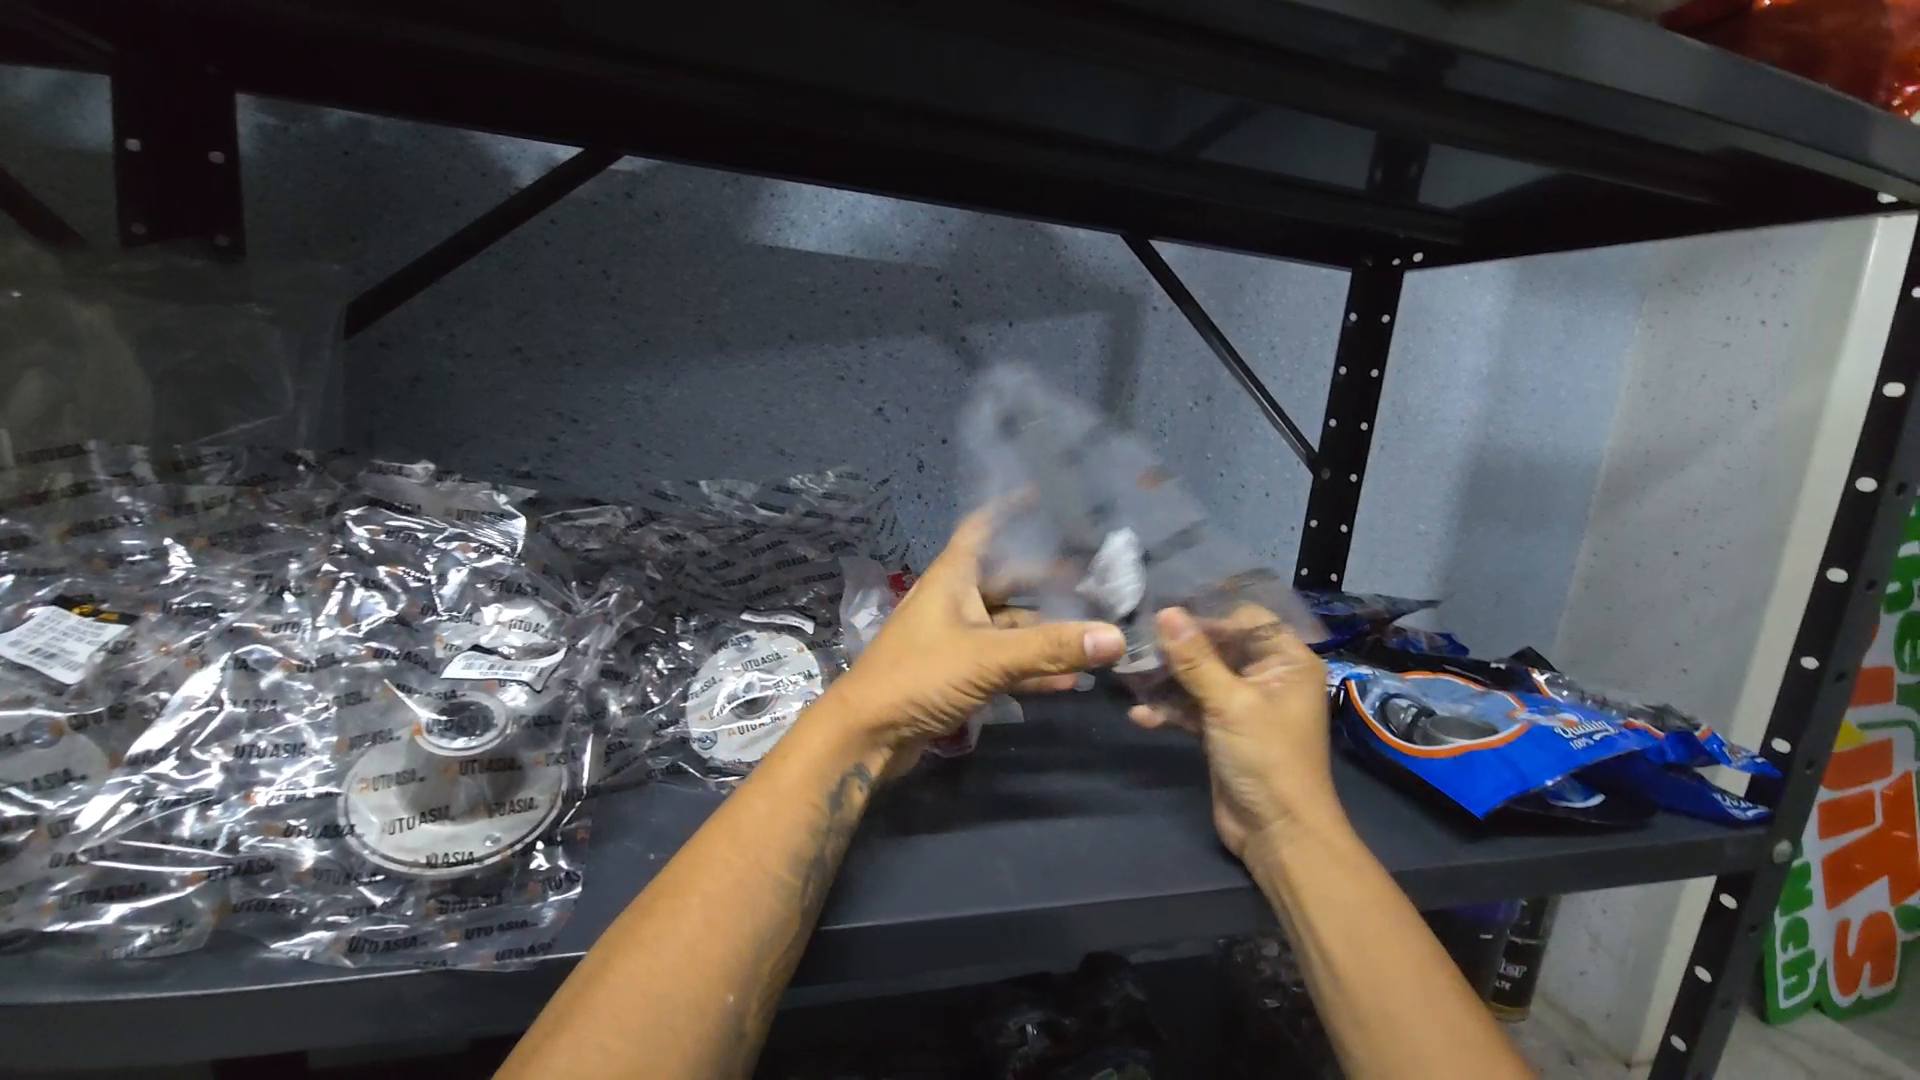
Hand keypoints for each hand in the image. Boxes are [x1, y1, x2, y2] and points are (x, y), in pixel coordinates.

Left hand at [822, 510, 1126, 759]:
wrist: (866, 735)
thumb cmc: (918, 677)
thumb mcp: (987, 658)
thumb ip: (1051, 648)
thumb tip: (1116, 637)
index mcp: (952, 579)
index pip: (981, 528)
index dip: (1007, 508)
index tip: (1040, 494)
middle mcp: (954, 602)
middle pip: (1006, 581)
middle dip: (1046, 580)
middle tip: (1092, 577)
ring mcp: (956, 640)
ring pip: (1009, 627)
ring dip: (1045, 631)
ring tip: (1092, 630)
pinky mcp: (958, 675)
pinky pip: (1003, 663)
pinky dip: (1032, 669)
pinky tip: (1068, 681)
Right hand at [1129, 606, 1339, 856]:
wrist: (1278, 834)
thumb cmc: (1266, 760)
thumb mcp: (1229, 704)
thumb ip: (1195, 659)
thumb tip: (1165, 612)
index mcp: (1286, 662)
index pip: (1245, 620)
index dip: (1207, 618)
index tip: (1163, 618)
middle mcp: (1268, 677)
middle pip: (1217, 647)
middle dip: (1178, 650)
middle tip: (1136, 645)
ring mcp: (1244, 705)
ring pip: (1200, 678)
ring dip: (1167, 681)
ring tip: (1129, 678)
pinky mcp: (1223, 730)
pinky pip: (1193, 708)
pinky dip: (1169, 710)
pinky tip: (1140, 716)